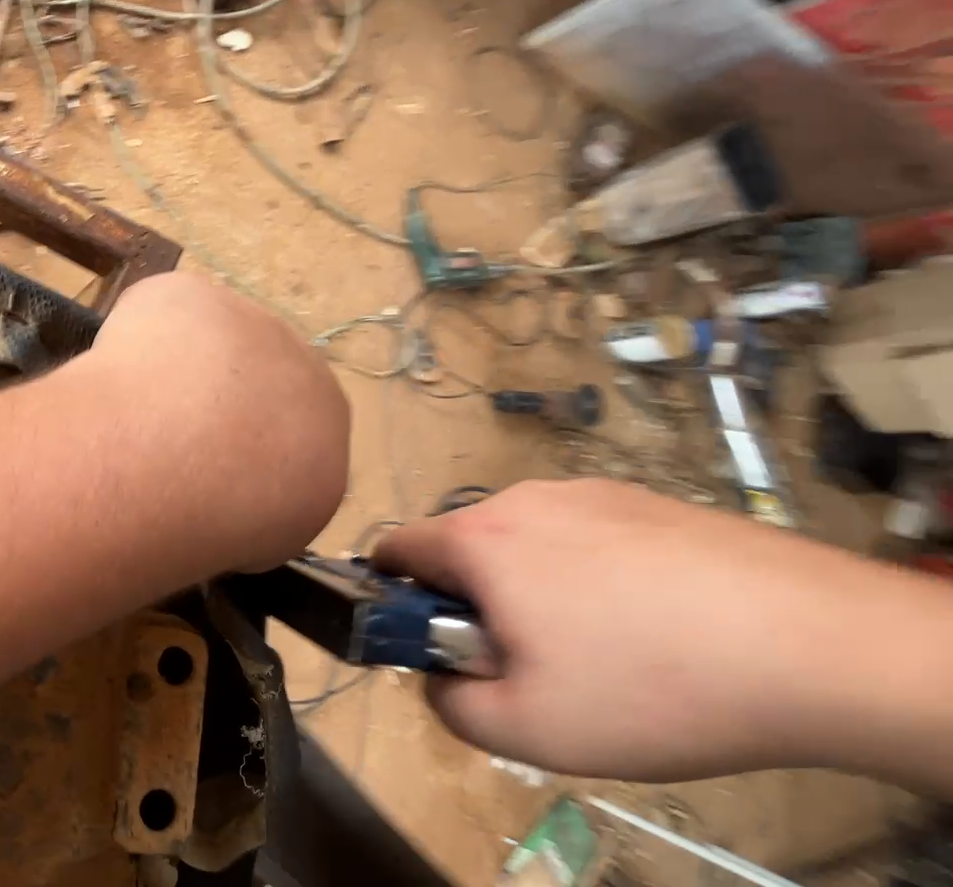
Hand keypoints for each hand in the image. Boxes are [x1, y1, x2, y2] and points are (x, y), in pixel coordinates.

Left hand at [80, 272, 349, 569]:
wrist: (185, 455)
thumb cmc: (232, 512)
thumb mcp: (271, 536)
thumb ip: (267, 504)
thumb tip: (233, 504)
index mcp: (328, 422)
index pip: (288, 427)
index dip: (241, 447)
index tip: (203, 470)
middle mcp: (299, 362)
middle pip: (250, 377)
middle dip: (210, 402)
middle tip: (164, 441)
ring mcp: (246, 318)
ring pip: (203, 341)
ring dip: (173, 367)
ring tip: (134, 411)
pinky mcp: (193, 293)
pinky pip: (159, 314)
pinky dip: (135, 338)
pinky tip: (119, 373)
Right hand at [373, 479, 933, 782]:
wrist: (827, 648)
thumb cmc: (653, 686)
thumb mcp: (528, 728)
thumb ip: (449, 705)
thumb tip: (441, 678)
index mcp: (479, 539)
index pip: (393, 550)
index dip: (396, 599)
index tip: (440, 645)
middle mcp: (522, 499)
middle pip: (462, 548)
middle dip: (475, 601)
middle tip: (531, 662)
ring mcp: (590, 493)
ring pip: (526, 542)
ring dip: (533, 588)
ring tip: (606, 648)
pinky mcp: (649, 500)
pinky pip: (586, 537)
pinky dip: (593, 575)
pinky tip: (656, 624)